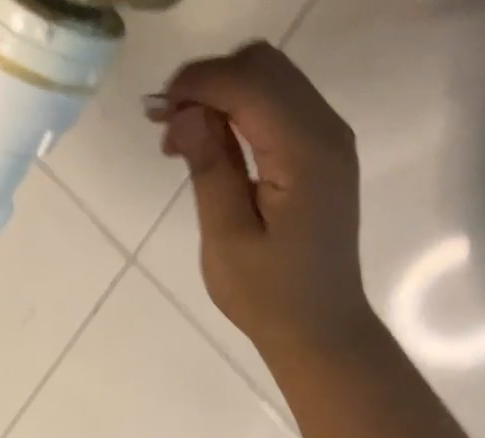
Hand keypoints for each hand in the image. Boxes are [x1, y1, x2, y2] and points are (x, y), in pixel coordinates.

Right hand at [146, 43, 379, 359]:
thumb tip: (183, 113)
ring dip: (221, 95)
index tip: (155, 111)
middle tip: (166, 127)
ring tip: (181, 142)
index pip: (250, 82)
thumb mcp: (227, 237)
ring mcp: (328, 138)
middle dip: (209, 83)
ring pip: (271, 79)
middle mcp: (326, 130)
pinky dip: (239, 111)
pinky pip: (279, 105)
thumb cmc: (266, 294)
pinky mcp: (321, 152)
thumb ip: (210, 167)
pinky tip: (211, 146)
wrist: (318, 326)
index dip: (198, 83)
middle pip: (264, 65)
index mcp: (305, 151)